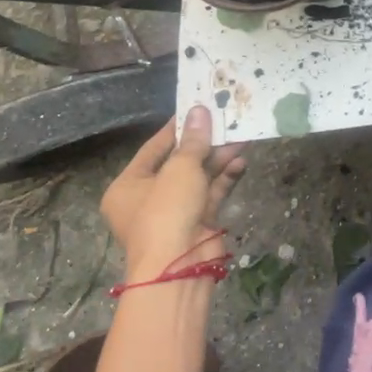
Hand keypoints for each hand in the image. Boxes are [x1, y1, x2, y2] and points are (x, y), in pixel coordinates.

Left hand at [101, 106, 247, 280]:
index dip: (177, 127)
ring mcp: (173, 210)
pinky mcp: (197, 220)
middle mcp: (148, 197)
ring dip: (220, 157)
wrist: (179, 265)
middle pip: (179, 161)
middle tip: (227, 119)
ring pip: (199, 176)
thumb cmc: (167, 211)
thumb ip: (194, 140)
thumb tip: (200, 110)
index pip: (154, 148)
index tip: (198, 106)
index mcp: (128, 186)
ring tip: (242, 136)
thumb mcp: (180, 169)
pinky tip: (241, 162)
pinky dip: (225, 177)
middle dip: (205, 142)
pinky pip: (212, 192)